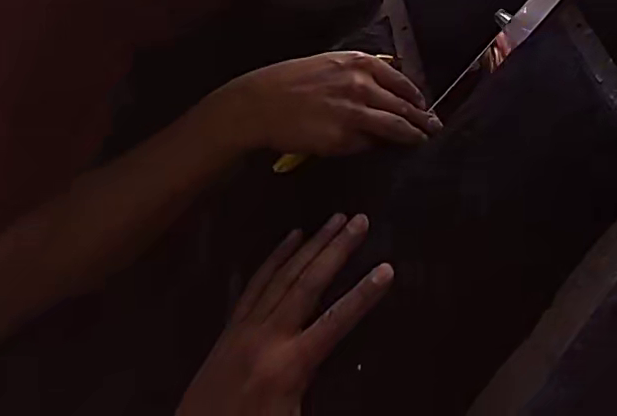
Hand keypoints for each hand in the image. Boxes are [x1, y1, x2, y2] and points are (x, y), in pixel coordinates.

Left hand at [177, 214, 391, 415]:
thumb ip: (321, 393)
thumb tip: (364, 404)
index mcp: (289, 367)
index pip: (335, 322)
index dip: (364, 295)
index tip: (387, 269)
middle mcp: (269, 339)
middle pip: (309, 283)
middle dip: (338, 249)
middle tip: (361, 220)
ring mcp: (246, 330)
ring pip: (285, 275)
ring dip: (313, 244)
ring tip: (336, 219)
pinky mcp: (230, 329)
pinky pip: (256, 284)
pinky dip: (276, 257)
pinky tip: (292, 237)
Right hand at [214, 52, 439, 155]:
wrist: (259, 102)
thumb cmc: (292, 80)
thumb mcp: (332, 63)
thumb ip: (360, 72)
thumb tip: (385, 87)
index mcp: (361, 64)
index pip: (402, 82)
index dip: (417, 97)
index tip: (425, 106)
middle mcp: (362, 85)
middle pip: (403, 105)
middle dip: (422, 118)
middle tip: (434, 126)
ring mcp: (354, 112)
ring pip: (394, 126)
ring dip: (412, 135)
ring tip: (422, 140)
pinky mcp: (342, 138)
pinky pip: (367, 143)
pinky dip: (378, 146)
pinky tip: (385, 148)